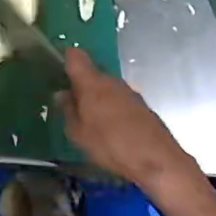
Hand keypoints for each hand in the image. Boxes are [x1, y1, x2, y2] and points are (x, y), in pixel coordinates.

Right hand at [59, 47, 205, 201]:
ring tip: (92, 121)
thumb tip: (62, 94)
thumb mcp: (79, 133)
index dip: (66, 58)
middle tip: (73, 106)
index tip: (59, 70)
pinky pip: (120, 99)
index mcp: (91, 82)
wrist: (156, 159)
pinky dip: (113, 108)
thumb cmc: (110, 145)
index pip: (75, 56)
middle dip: (81, 85)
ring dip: (98, 98)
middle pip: (92, 73)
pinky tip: (113, 129)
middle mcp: (111, 80)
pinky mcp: (142, 104)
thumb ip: (68, 110)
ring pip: (107, 87)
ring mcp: (129, 91)